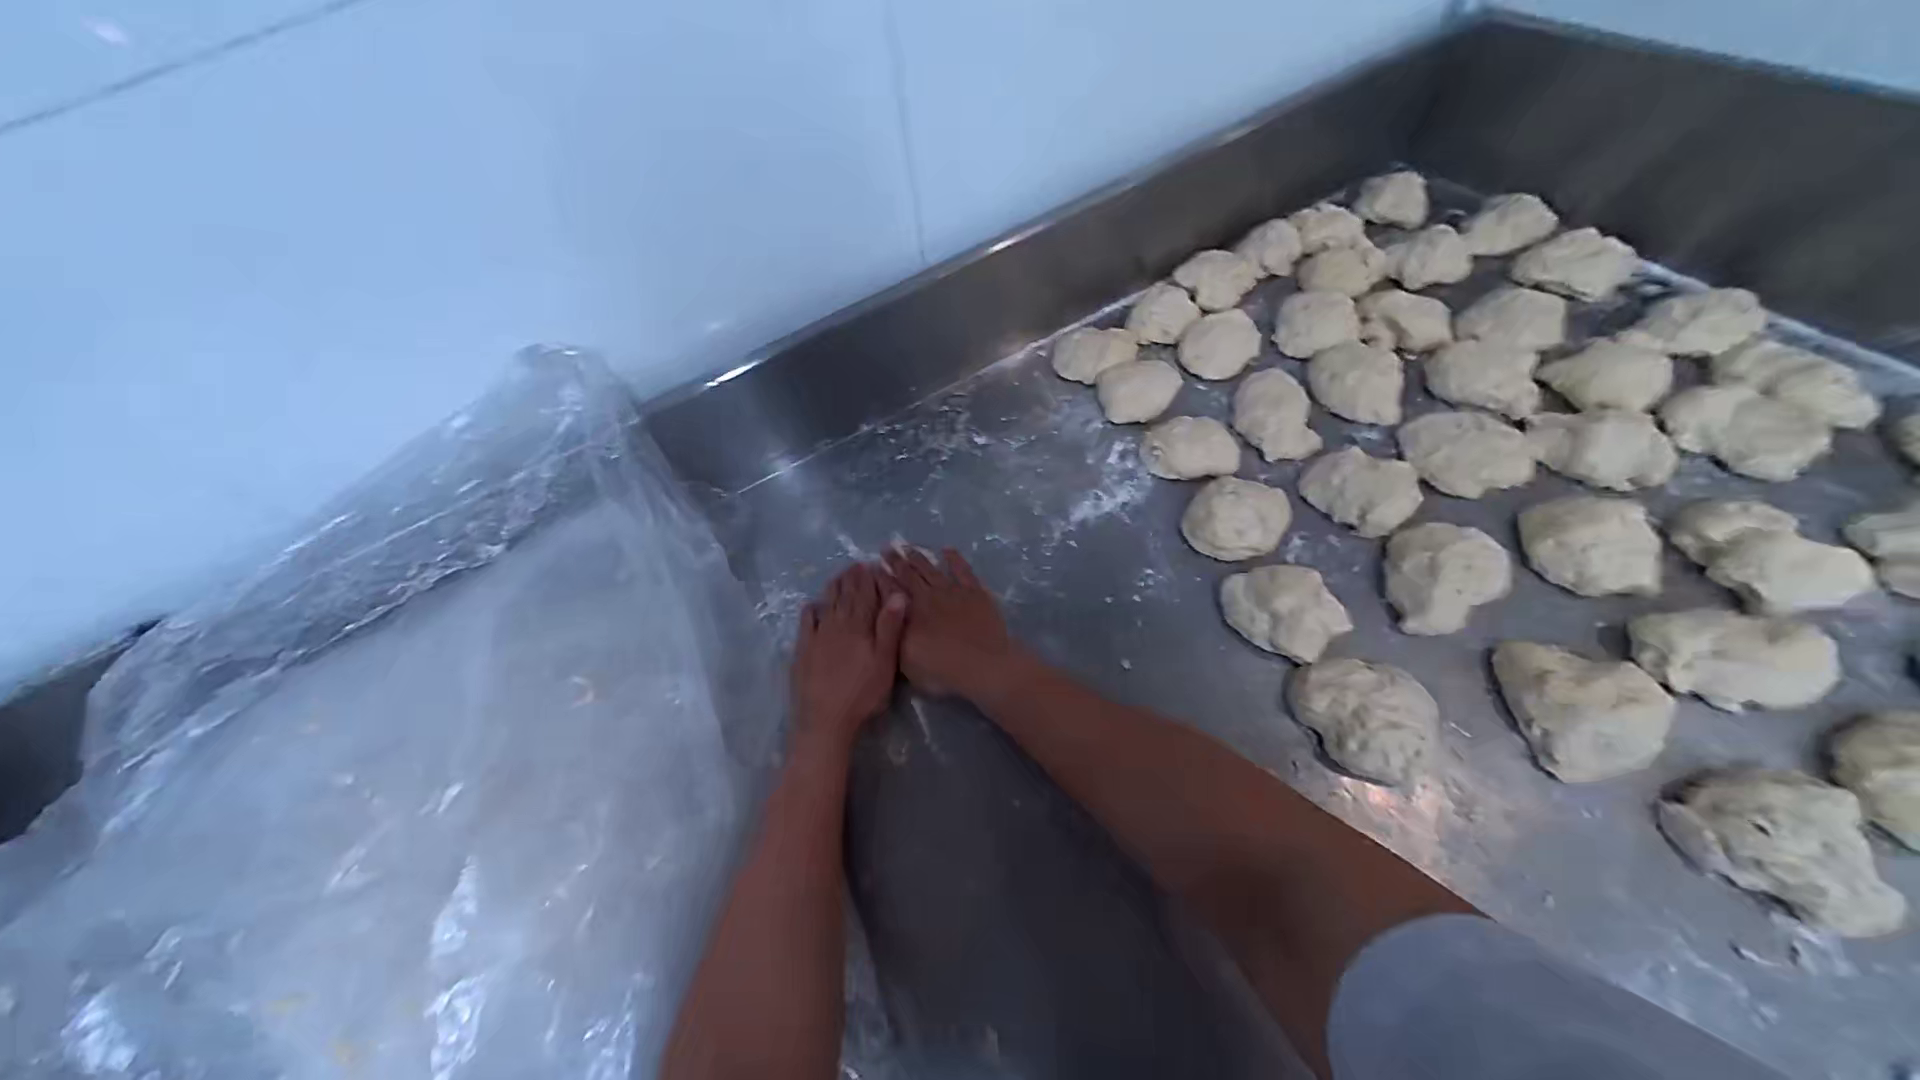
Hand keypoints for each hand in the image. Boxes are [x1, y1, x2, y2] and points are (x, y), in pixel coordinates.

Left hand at [791, 563, 907, 745]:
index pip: (864, 596)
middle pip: (845, 597)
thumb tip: (897, 594)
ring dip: (833, 589)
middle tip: (855, 565)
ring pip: (826, 605)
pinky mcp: (802, 651)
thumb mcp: (885, 662)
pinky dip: (811, 610)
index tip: (871, 565)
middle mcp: (837, 625)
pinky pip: (806, 623)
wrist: (825, 719)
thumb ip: (890, 627)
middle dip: (851, 580)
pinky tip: (812, 605)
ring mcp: (817, 637)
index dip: (868, 580)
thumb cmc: (862, 693)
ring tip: (838, 577)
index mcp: (859, 627)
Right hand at [881, 548, 1025, 700]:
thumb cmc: (942, 669)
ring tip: (907, 547)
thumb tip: (885, 614)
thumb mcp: (905, 659)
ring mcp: (953, 591)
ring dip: (918, 557)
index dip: (881, 577)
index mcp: (910, 611)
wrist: (983, 666)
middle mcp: (929, 595)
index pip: (890, 589)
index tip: (872, 566)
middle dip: (895, 561)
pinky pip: (962, 570)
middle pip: (909, 574)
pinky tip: (947, 550)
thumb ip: (893, 635)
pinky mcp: (975, 592)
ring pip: (932, 568)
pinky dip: (954, 559)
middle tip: (886, 548)